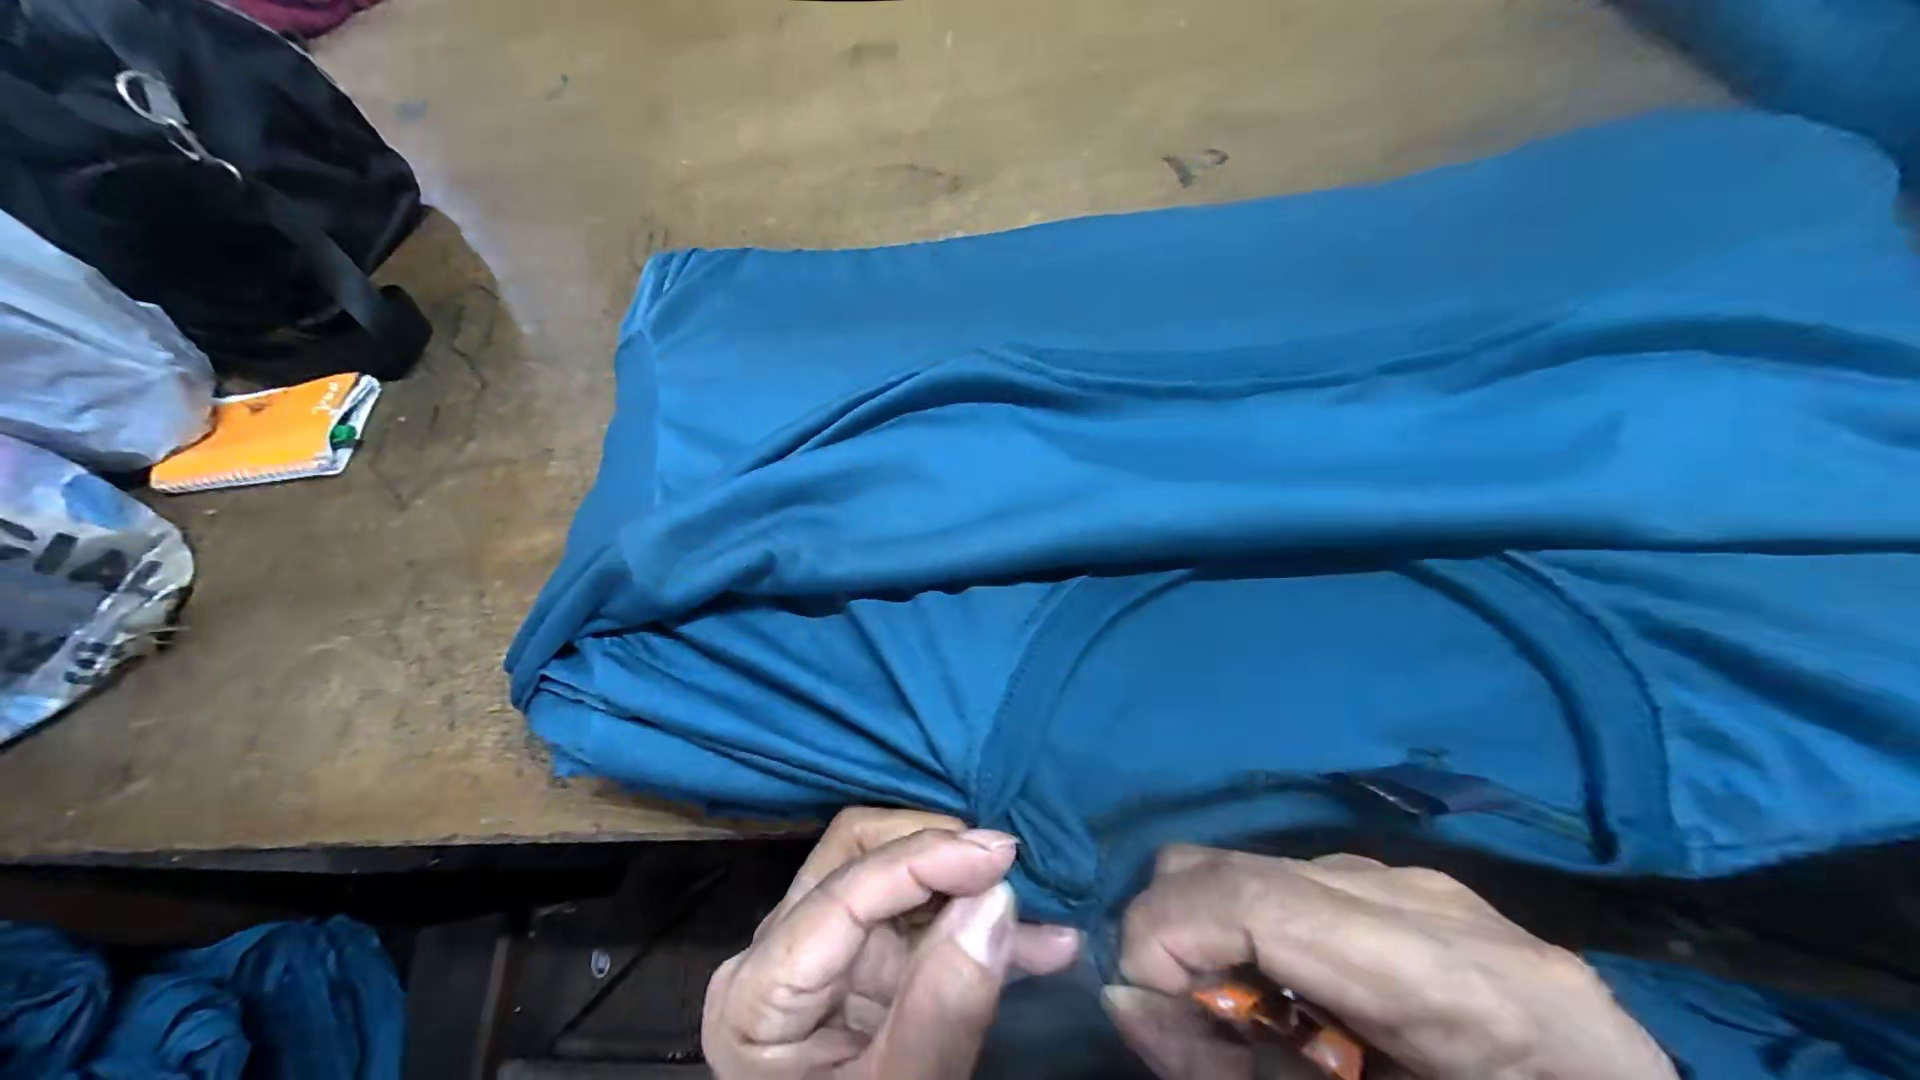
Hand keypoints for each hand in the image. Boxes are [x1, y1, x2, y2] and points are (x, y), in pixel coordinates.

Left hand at [703, 808, 1080, 1078]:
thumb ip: (939, 1010)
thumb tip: (995, 901)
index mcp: (758, 989)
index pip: (844, 890)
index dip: (924, 860)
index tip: (999, 854)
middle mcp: (781, 946)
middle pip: (856, 853)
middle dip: (936, 850)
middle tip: (1006, 866)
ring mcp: (823, 948)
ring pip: (891, 870)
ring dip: (965, 883)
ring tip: (1041, 910)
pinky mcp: (864, 961)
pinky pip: (919, 914)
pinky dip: (973, 920)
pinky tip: (1038, 943)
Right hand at [1104, 847, 1675, 1079]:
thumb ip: (1239, 1074)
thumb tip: (1125, 1002)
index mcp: (1447, 980)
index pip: (1253, 899)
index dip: (1164, 935)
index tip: (1140, 1005)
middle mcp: (1418, 901)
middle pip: (1228, 866)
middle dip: (1171, 938)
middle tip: (1192, 1026)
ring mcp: (1412, 884)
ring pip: (1246, 867)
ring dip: (1210, 938)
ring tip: (1252, 1024)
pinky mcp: (1403, 887)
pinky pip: (1285, 885)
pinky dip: (1252, 935)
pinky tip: (1298, 1002)